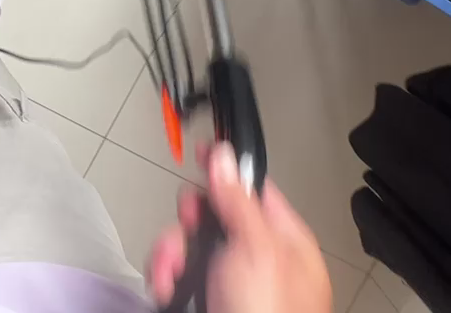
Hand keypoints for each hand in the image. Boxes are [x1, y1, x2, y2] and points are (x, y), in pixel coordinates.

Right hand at [147, 144, 334, 312]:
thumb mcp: (256, 251)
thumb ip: (238, 200)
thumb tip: (225, 156)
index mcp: (285, 243)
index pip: (254, 188)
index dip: (226, 170)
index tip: (200, 153)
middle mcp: (258, 260)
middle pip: (214, 213)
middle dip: (190, 220)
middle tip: (189, 227)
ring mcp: (230, 284)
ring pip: (190, 243)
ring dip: (172, 251)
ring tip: (169, 271)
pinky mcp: (205, 301)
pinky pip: (178, 272)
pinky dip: (166, 274)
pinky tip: (164, 286)